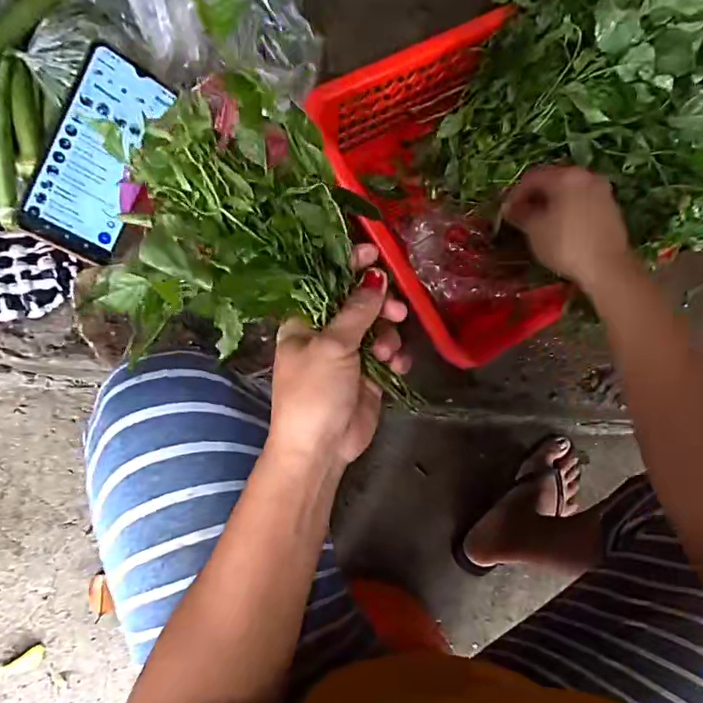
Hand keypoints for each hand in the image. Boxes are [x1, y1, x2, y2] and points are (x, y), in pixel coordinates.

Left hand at [269, 243, 411, 468]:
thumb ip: (357, 310)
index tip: (377, 253)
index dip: (352, 265)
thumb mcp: (333, 346)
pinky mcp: (368, 376)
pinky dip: (396, 356)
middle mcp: (326, 333)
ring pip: (378, 328)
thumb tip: (376, 277)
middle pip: (360, 304)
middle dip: (380, 305)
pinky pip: (388, 354)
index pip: (328, 281)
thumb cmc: (313, 392)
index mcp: (305, 321)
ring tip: (389, 351)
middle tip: (397, 312)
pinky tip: (397, 365)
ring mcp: (349, 355)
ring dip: (389, 335)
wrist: (320, 449)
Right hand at [499, 165, 634, 289]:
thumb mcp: (535, 230)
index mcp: (566, 176)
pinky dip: (570, 211)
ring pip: (570, 192)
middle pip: (553, 180)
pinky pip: (583, 202)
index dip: (516, 194)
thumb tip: (511, 208)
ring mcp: (602, 191)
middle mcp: (586, 176)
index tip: (507, 212)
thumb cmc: (567, 246)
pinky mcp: (612, 208)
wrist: (608, 268)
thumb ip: (521, 214)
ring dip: (553, 204)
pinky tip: (563, 229)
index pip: (532, 177)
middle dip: (536, 197)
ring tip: (542, 224)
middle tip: (523, 216)